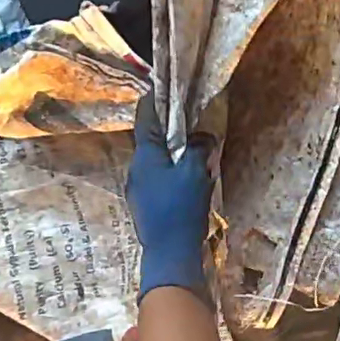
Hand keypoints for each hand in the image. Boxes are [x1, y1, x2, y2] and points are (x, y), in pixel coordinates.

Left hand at [127, 94, 213, 300]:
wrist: (169, 253)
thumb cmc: (181, 207)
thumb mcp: (196, 172)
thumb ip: (199, 148)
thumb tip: (203, 135)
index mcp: (145, 155)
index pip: (146, 118)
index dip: (154, 100)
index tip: (162, 87)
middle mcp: (136, 168)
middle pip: (150, 140)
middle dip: (168, 131)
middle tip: (189, 123)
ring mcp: (138, 189)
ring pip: (155, 161)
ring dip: (171, 154)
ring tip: (193, 154)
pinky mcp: (144, 206)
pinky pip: (157, 180)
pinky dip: (171, 173)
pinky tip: (187, 182)